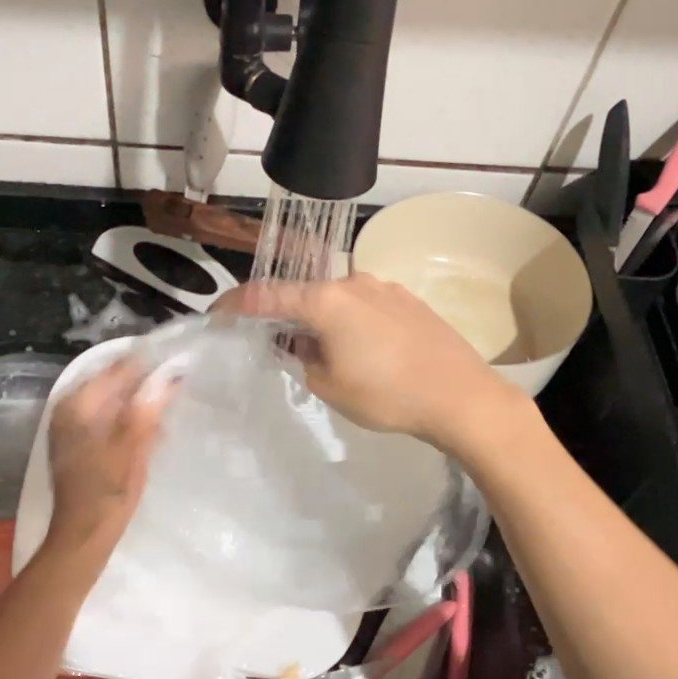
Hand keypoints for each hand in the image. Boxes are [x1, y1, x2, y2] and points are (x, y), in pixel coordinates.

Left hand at [42, 357, 170, 567]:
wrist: (83, 538)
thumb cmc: (108, 492)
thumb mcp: (133, 447)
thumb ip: (148, 407)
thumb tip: (169, 375)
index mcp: (77, 404)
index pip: (118, 369)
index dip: (149, 365)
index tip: (179, 363)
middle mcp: (69, 409)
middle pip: (113, 383)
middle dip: (145, 383)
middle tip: (179, 382)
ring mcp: (71, 428)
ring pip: (112, 402)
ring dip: (139, 402)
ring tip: (171, 402)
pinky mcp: (79, 445)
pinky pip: (108, 419)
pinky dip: (129, 420)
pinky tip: (152, 429)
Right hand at [215, 275, 519, 445]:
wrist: (461, 396)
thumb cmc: (387, 394)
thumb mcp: (328, 385)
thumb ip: (301, 358)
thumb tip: (296, 343)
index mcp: (326, 300)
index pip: (267, 295)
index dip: (236, 304)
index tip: (216, 314)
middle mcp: (353, 282)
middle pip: (304, 294)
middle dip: (285, 316)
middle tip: (273, 342)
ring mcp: (385, 288)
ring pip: (336, 300)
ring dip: (320, 320)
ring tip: (322, 353)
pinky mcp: (408, 301)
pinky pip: (364, 306)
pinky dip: (349, 323)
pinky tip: (360, 351)